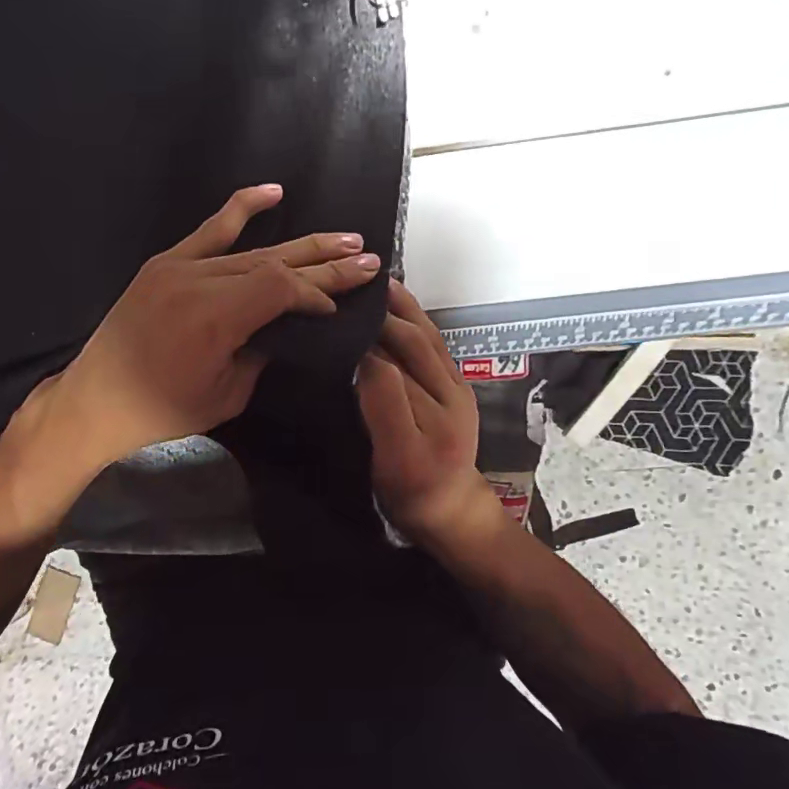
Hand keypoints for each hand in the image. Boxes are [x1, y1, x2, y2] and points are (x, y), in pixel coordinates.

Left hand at [2, 184, 380, 510]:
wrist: (94, 399)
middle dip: (327, 263)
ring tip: (345, 238)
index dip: (316, 293)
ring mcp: (179, 267)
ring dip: (303, 245)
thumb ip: (261, 351)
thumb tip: (286, 325)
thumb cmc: (163, 410)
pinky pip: (209, 229)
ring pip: (254, 250)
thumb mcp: (227, 395)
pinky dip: (242, 208)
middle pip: (276, 263)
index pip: (281, 288)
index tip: (339, 306)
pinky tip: (272, 191)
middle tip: (368, 258)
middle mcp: (199, 283)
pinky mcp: (165, 262)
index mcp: (214, 320)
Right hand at [357, 279, 509, 554]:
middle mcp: (449, 393)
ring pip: (426, 337)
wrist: (449, 506)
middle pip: (413, 342)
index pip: (390, 365)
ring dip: (402, 308)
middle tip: (346, 289)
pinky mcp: (456, 383)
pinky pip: (434, 344)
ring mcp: (456, 385)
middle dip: (383, 313)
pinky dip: (414, 319)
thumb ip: (383, 407)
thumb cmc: (411, 490)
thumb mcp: (391, 460)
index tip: (332, 316)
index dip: (363, 340)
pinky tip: (397, 304)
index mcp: (431, 416)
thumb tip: (366, 356)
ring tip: (374, 282)